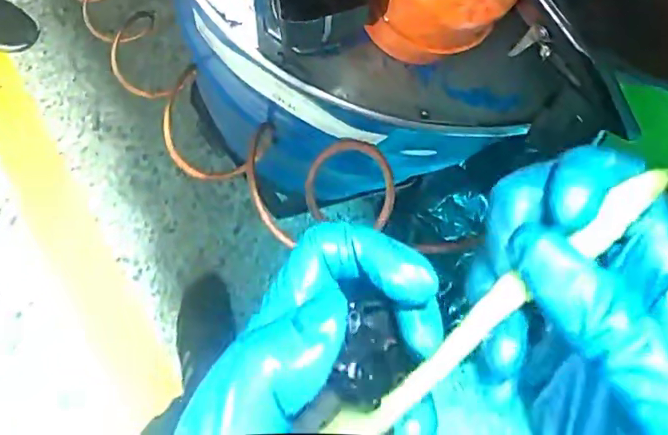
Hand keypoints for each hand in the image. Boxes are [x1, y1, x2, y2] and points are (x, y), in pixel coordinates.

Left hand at [175, 223, 445, 434]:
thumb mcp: (239, 398)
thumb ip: (274, 356)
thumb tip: (332, 305)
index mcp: (284, 323)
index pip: (324, 254)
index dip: (370, 251)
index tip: (417, 284)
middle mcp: (316, 346)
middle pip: (370, 292)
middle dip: (408, 306)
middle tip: (427, 346)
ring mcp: (339, 387)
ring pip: (394, 351)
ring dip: (418, 370)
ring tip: (414, 415)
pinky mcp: (356, 421)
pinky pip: (398, 405)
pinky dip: (415, 414)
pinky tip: (408, 430)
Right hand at [467, 146, 667, 434]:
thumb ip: (617, 330)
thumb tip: (539, 242)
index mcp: (664, 290)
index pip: (625, 192)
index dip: (586, 180)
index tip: (560, 216)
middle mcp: (604, 283)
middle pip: (547, 197)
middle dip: (518, 218)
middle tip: (510, 270)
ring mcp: (559, 309)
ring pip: (507, 238)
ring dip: (491, 274)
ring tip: (505, 348)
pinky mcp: (521, 339)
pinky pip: (485, 292)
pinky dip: (478, 313)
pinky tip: (496, 365)